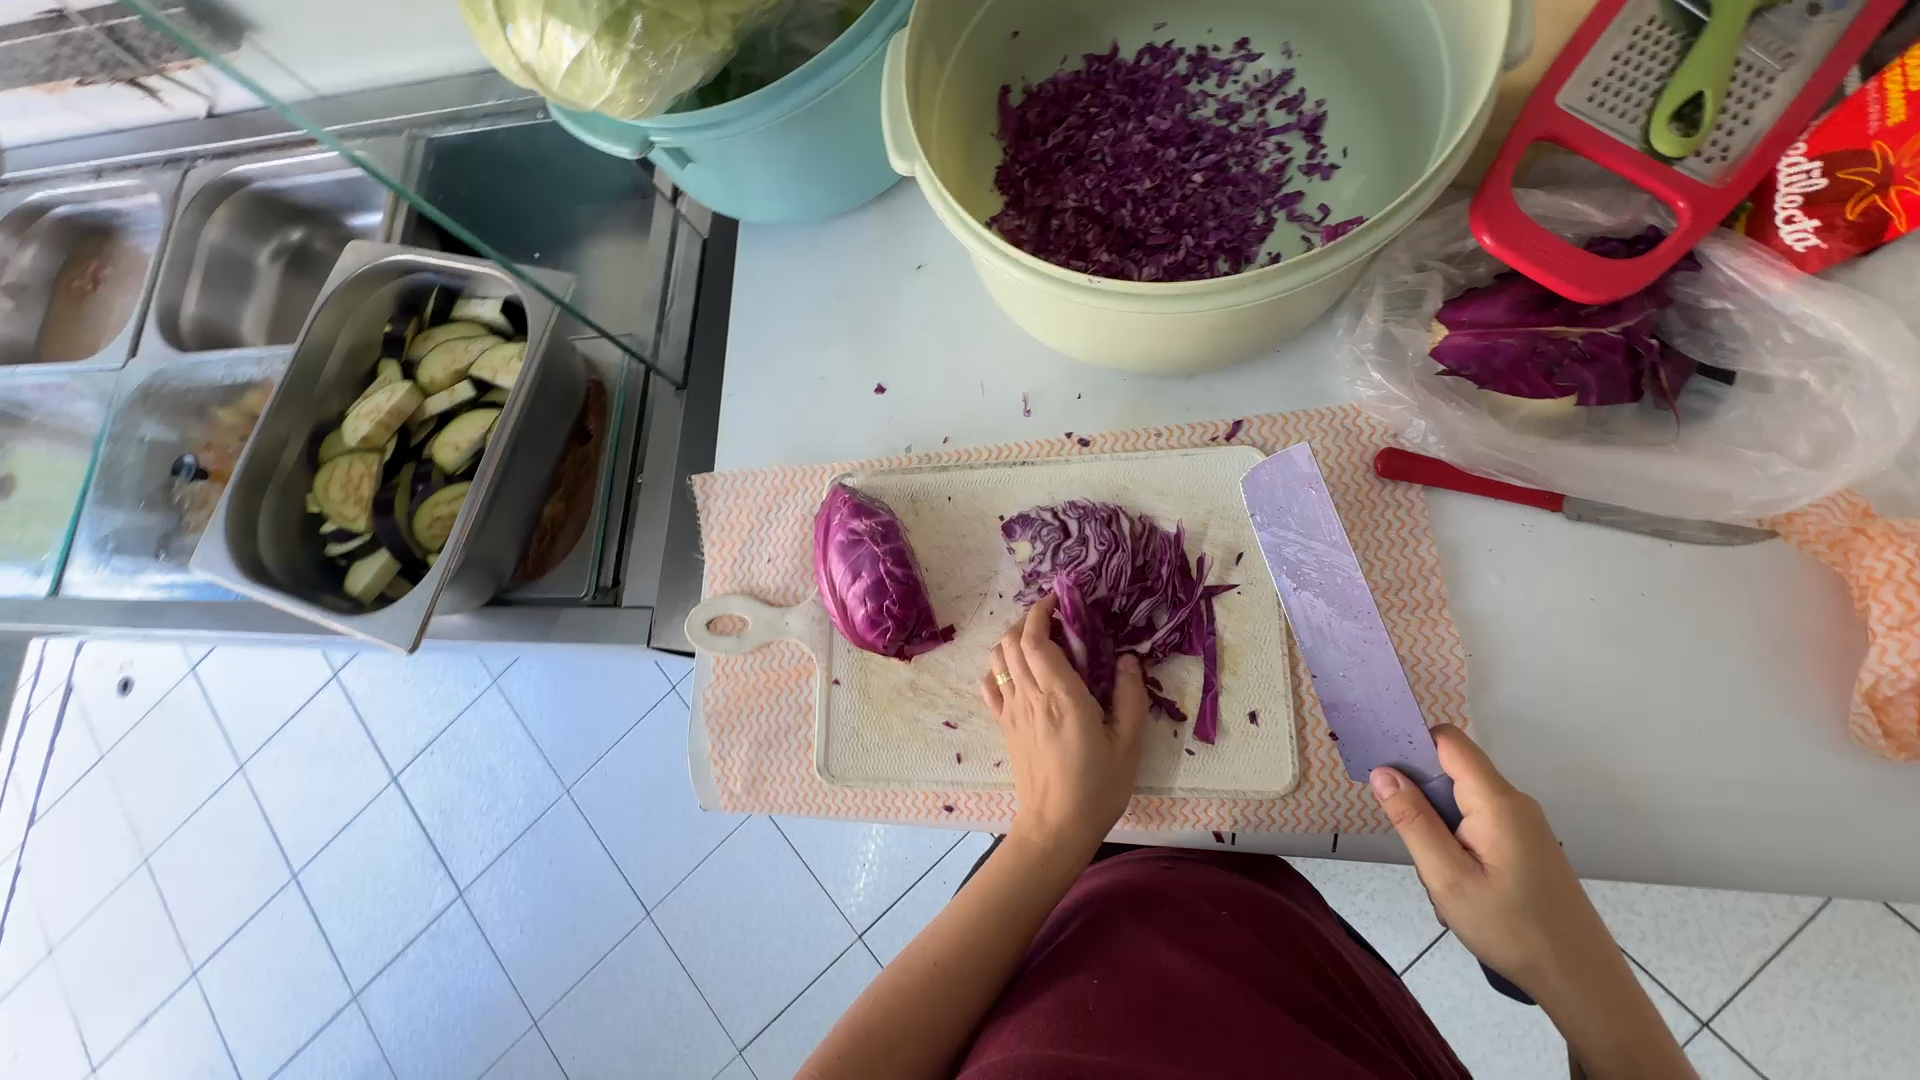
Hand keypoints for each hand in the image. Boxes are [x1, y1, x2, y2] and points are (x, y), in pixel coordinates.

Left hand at [980, 595, 1146, 857]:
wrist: (1056, 827)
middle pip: (1011, 642)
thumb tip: (1129, 658)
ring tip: (1037, 640)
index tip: (1058, 600)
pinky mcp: (1004, 726)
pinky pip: (989, 685)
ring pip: (997, 659)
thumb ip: (1130, 696)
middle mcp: (1030, 697)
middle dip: (1028, 620)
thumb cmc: (1098, 787)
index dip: (1041, 612)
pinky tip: (1017, 671)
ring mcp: (1012, 711)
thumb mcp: (1129, 744)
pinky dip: (998, 667)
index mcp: (1061, 696)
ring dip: (1012, 640)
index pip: (1035, 639)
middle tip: (1054, 618)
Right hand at [1369, 725, 1622, 1002]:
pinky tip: (1458, 887)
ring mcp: (1523, 824)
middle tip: (1410, 846)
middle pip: (1450, 772)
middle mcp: (1513, 803)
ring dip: (1437, 830)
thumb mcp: (1447, 877)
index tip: (1379, 765)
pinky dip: (1455, 845)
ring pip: (1460, 804)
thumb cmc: (1512, 929)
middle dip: (1420, 799)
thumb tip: (1382, 771)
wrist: (1584, 983)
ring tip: (1439, 880)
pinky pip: (1476, 826)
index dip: (1411, 741)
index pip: (1448, 741)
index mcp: (1496, 802)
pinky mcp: (1526, 845)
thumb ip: (1413, 820)